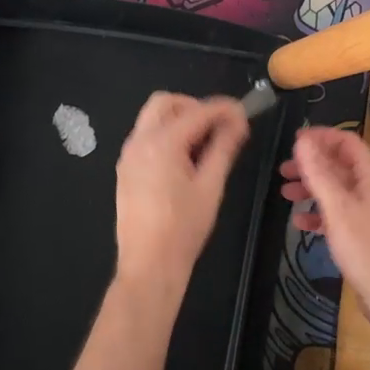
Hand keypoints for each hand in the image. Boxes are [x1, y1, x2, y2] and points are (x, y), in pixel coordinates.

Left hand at [115, 92, 249, 299]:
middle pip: (165, 103)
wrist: (149, 266)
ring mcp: (128, 155)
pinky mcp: (125, 169)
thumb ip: (223, 148)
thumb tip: (237, 122)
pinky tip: (184, 160)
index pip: (197, 111)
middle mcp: (139, 141)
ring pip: (152, 118)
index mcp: (162, 143)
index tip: (244, 113)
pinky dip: (166, 136)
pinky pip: (145, 137)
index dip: (224, 109)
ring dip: (179, 120)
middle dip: (194, 106)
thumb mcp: (211, 186)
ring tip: (204, 145)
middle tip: (218, 126)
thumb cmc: (184, 228)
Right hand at [280, 127, 369, 319]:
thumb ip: (319, 173)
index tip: (293, 142)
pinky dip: (321, 213)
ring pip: (339, 189)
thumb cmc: (366, 249)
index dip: (320, 137)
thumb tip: (302, 140)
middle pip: (341, 164)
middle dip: (311, 164)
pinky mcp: (367, 233)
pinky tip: (301, 224)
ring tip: (285, 193)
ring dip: (313, 188)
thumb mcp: (337, 208)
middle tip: (283, 170)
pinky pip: (341, 213)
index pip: (347, 141)